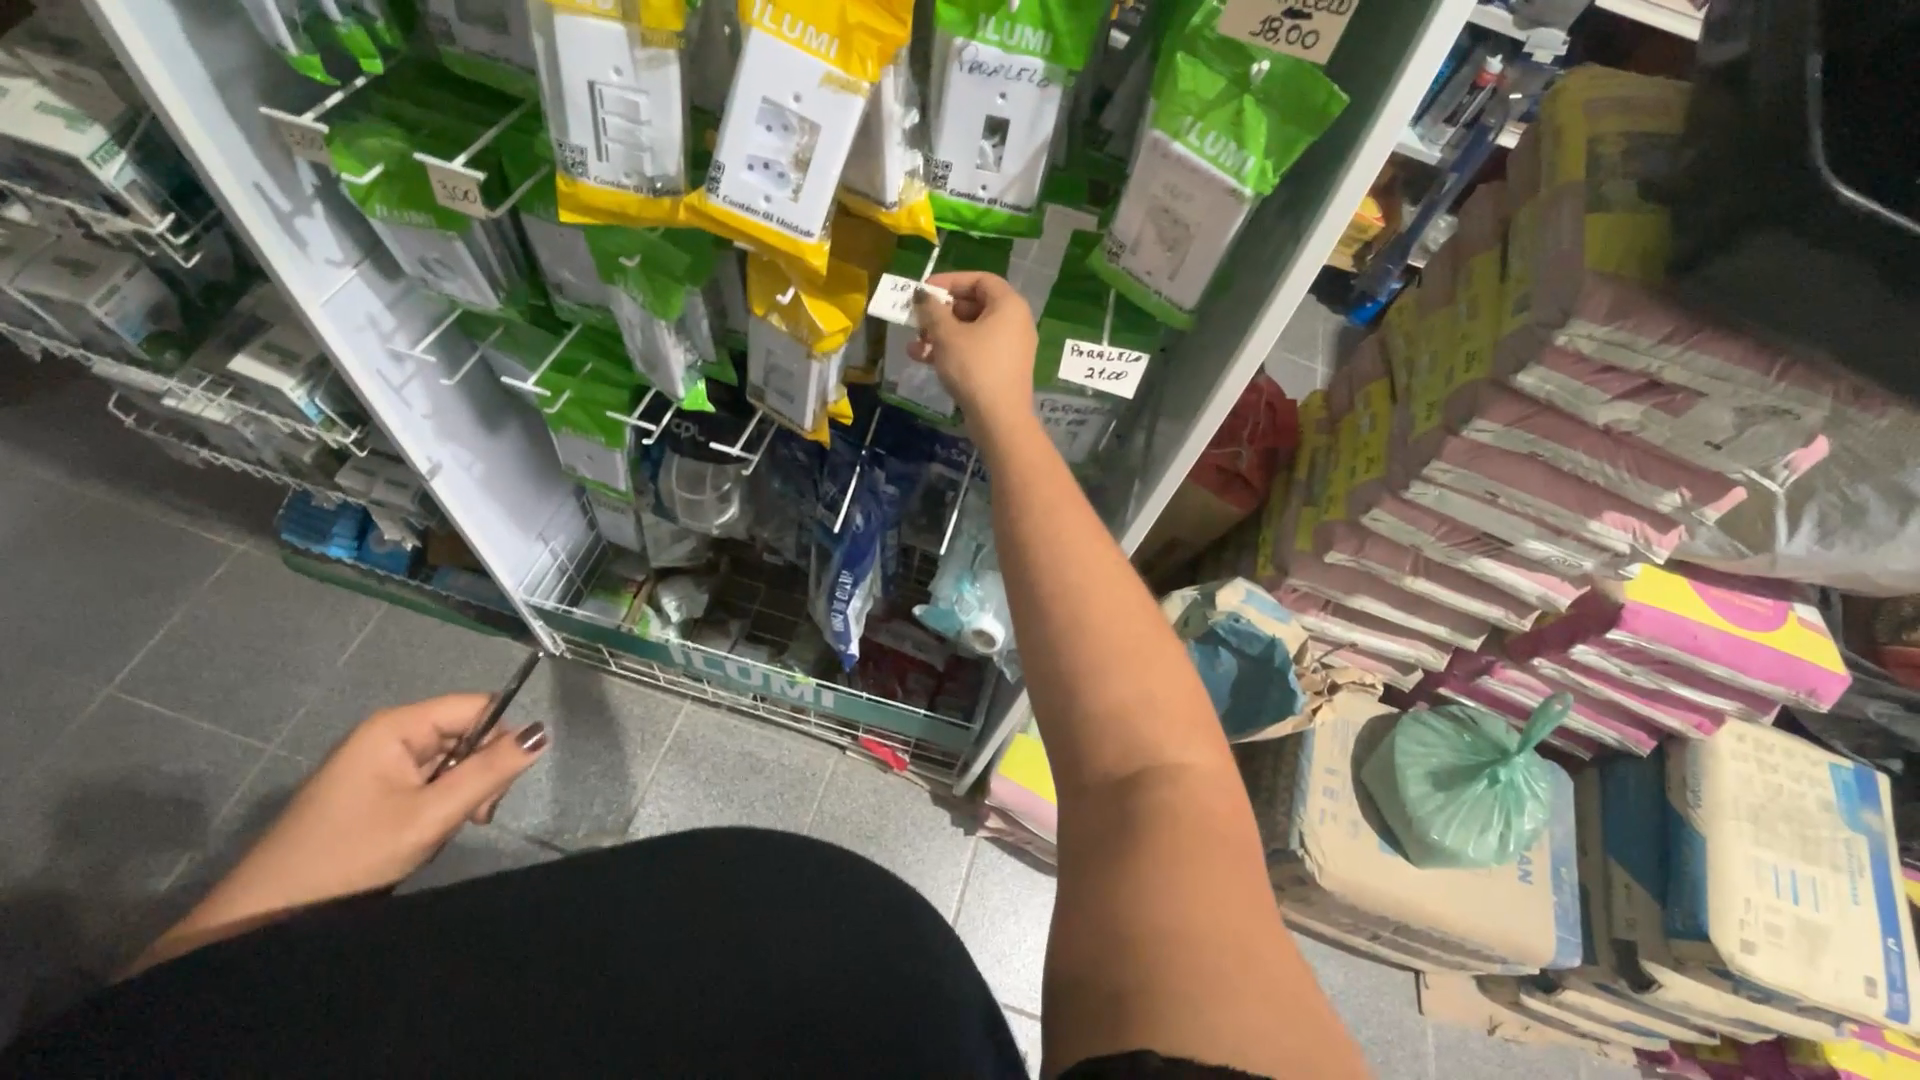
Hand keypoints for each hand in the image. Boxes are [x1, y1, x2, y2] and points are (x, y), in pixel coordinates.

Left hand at [129, 695, 547, 974]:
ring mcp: (381, 762)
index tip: (501, 784)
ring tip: (451, 827)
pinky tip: (432, 829)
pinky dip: (443, 804)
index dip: (501, 737)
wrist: (269, 913)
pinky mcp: (378, 789)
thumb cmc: (351, 855)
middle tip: (477, 816)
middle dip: (482, 771)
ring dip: (464, 792)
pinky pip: (431, 780)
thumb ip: (488, 772)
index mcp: (396, 727)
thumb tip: (544, 732)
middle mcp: (390, 734)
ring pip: (453, 760)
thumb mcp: (430, 815)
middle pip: (467, 732)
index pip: (477, 706)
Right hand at [907, 272, 1036, 426]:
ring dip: (940, 334)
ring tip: (914, 344)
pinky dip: (952, 351)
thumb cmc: (974, 367)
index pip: (980, 280)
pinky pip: (976, 350)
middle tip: (918, 319)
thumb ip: (932, 310)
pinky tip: (924, 358)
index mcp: (1009, 305)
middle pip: (974, 305)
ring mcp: (1010, 347)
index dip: (950, 281)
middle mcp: (1015, 322)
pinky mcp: (1002, 369)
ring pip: (971, 331)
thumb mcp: (947, 335)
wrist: (999, 418)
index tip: (925, 291)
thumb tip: (922, 295)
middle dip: (941, 312)